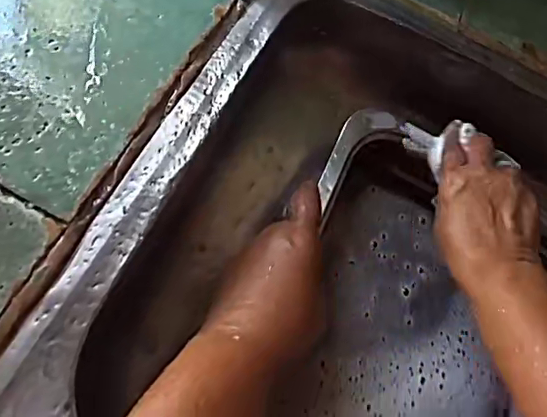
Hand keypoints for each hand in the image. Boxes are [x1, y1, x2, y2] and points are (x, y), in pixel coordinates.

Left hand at [198, 180, 324, 370]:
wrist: (237, 352)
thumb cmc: (286, 329)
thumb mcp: (320, 303)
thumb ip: (317, 276)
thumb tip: (311, 276)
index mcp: (300, 237)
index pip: (307, 199)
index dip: (311, 196)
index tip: (313, 194)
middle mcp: (270, 236)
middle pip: (286, 230)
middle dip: (292, 247)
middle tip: (301, 276)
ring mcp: (246, 254)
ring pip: (265, 251)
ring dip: (271, 266)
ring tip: (278, 300)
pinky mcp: (227, 276)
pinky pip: (248, 270)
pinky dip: (253, 282)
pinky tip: (259, 310)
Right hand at [434, 124, 542, 299]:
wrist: (503, 272)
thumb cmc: (470, 257)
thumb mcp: (444, 225)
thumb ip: (449, 197)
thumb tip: (452, 190)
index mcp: (456, 179)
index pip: (452, 147)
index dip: (453, 143)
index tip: (454, 142)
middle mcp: (483, 173)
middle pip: (479, 141)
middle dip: (477, 144)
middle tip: (476, 153)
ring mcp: (507, 180)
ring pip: (503, 163)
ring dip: (499, 173)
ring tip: (498, 193)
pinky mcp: (527, 192)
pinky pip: (520, 183)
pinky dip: (515, 192)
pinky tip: (511, 210)